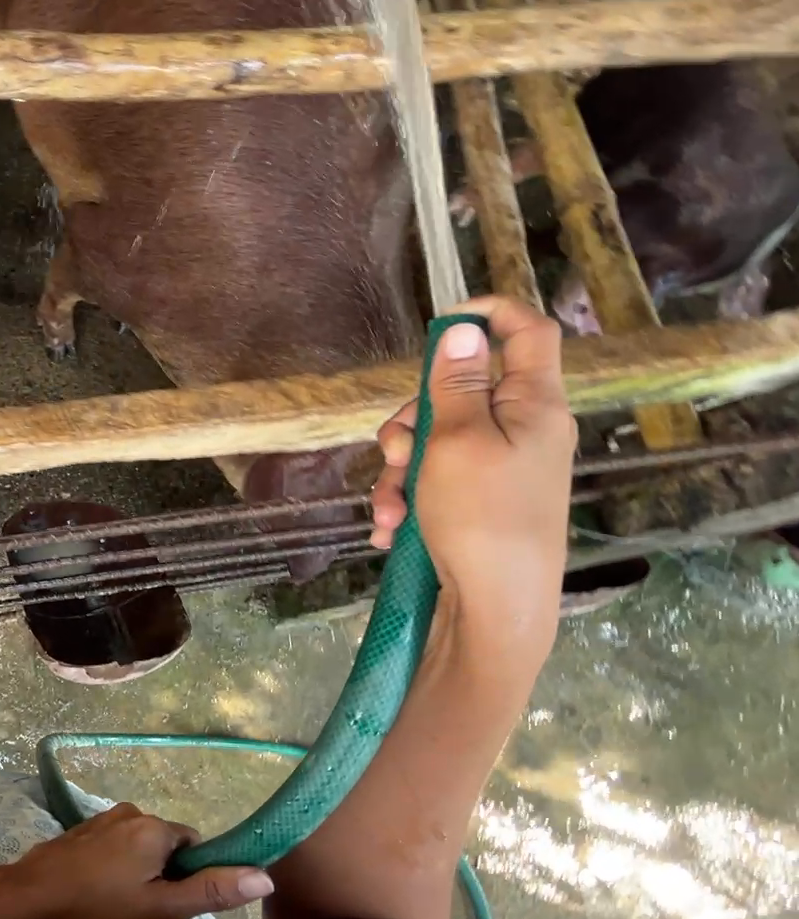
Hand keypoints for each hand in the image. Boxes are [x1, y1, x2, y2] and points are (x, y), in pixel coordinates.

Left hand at [4, 803, 273, 918]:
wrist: (31, 898)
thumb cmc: (99, 908)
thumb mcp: (162, 907)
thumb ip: (212, 890)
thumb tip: (264, 875)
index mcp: (154, 826)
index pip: (196, 845)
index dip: (194, 875)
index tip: (176, 901)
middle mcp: (128, 812)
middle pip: (167, 844)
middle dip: (165, 873)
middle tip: (146, 907)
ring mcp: (100, 819)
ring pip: (138, 846)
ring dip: (138, 871)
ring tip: (120, 903)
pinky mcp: (79, 830)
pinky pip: (113, 846)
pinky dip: (114, 866)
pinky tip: (99, 891)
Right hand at [368, 296, 576, 655]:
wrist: (494, 602)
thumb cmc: (481, 515)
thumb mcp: (456, 442)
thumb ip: (454, 386)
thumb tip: (462, 330)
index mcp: (532, 406)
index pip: (527, 334)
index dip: (489, 315)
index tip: (440, 320)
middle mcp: (519, 431)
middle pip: (456, 395)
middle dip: (410, 421)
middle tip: (394, 451)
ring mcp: (496, 468)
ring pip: (430, 444)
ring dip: (396, 473)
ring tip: (387, 509)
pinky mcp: (473, 501)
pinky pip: (428, 482)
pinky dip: (403, 500)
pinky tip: (389, 528)